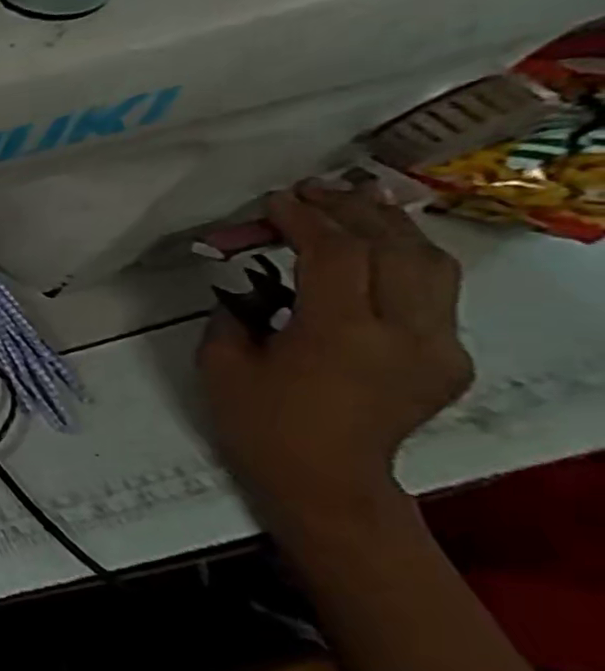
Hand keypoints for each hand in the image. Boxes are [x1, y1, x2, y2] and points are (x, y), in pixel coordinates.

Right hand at [199, 181, 473, 517]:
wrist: (325, 480)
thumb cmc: (260, 426)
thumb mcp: (221, 368)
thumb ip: (234, 317)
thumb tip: (250, 285)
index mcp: (340, 337)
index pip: (336, 255)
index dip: (306, 219)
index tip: (276, 200)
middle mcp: (404, 334)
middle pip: (395, 248)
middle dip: (352, 210)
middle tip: (314, 190)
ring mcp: (438, 346)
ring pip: (432, 263)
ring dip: (391, 227)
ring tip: (355, 204)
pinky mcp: (450, 357)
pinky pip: (435, 294)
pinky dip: (405, 262)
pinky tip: (376, 252)